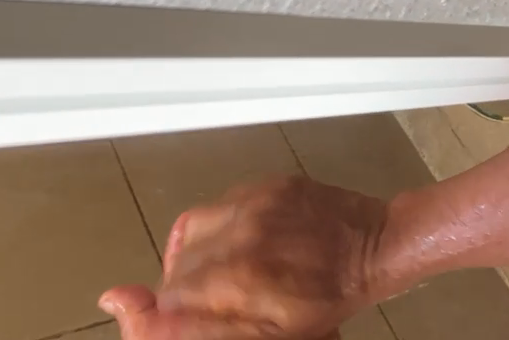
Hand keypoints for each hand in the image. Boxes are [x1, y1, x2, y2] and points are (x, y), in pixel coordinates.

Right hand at [99, 175, 390, 339]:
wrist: (378, 246)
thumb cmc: (327, 300)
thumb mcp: (266, 334)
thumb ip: (196, 326)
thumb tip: (130, 305)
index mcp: (236, 272)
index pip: (167, 295)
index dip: (175, 312)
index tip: (196, 315)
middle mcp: (242, 229)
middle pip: (177, 262)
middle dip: (186, 284)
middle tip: (219, 296)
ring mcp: (260, 199)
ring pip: (193, 227)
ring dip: (199, 250)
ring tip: (227, 268)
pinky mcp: (276, 182)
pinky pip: (225, 201)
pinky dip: (224, 223)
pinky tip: (248, 239)